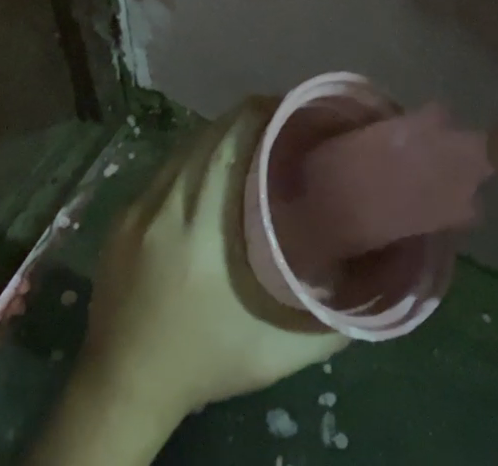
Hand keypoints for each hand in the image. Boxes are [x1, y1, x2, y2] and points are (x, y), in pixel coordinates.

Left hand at [80, 97, 346, 420]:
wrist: (123, 385)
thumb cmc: (205, 364)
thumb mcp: (278, 353)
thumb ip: (332, 322)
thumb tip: (376, 289)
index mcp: (202, 229)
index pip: (230, 142)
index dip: (263, 115)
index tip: (298, 112)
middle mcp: (165, 205)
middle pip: (208, 136)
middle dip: (247, 119)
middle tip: (286, 126)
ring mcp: (137, 208)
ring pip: (183, 149)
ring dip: (219, 137)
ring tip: (255, 142)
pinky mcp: (121, 216)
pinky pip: (164, 171)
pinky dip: (193, 160)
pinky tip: (212, 172)